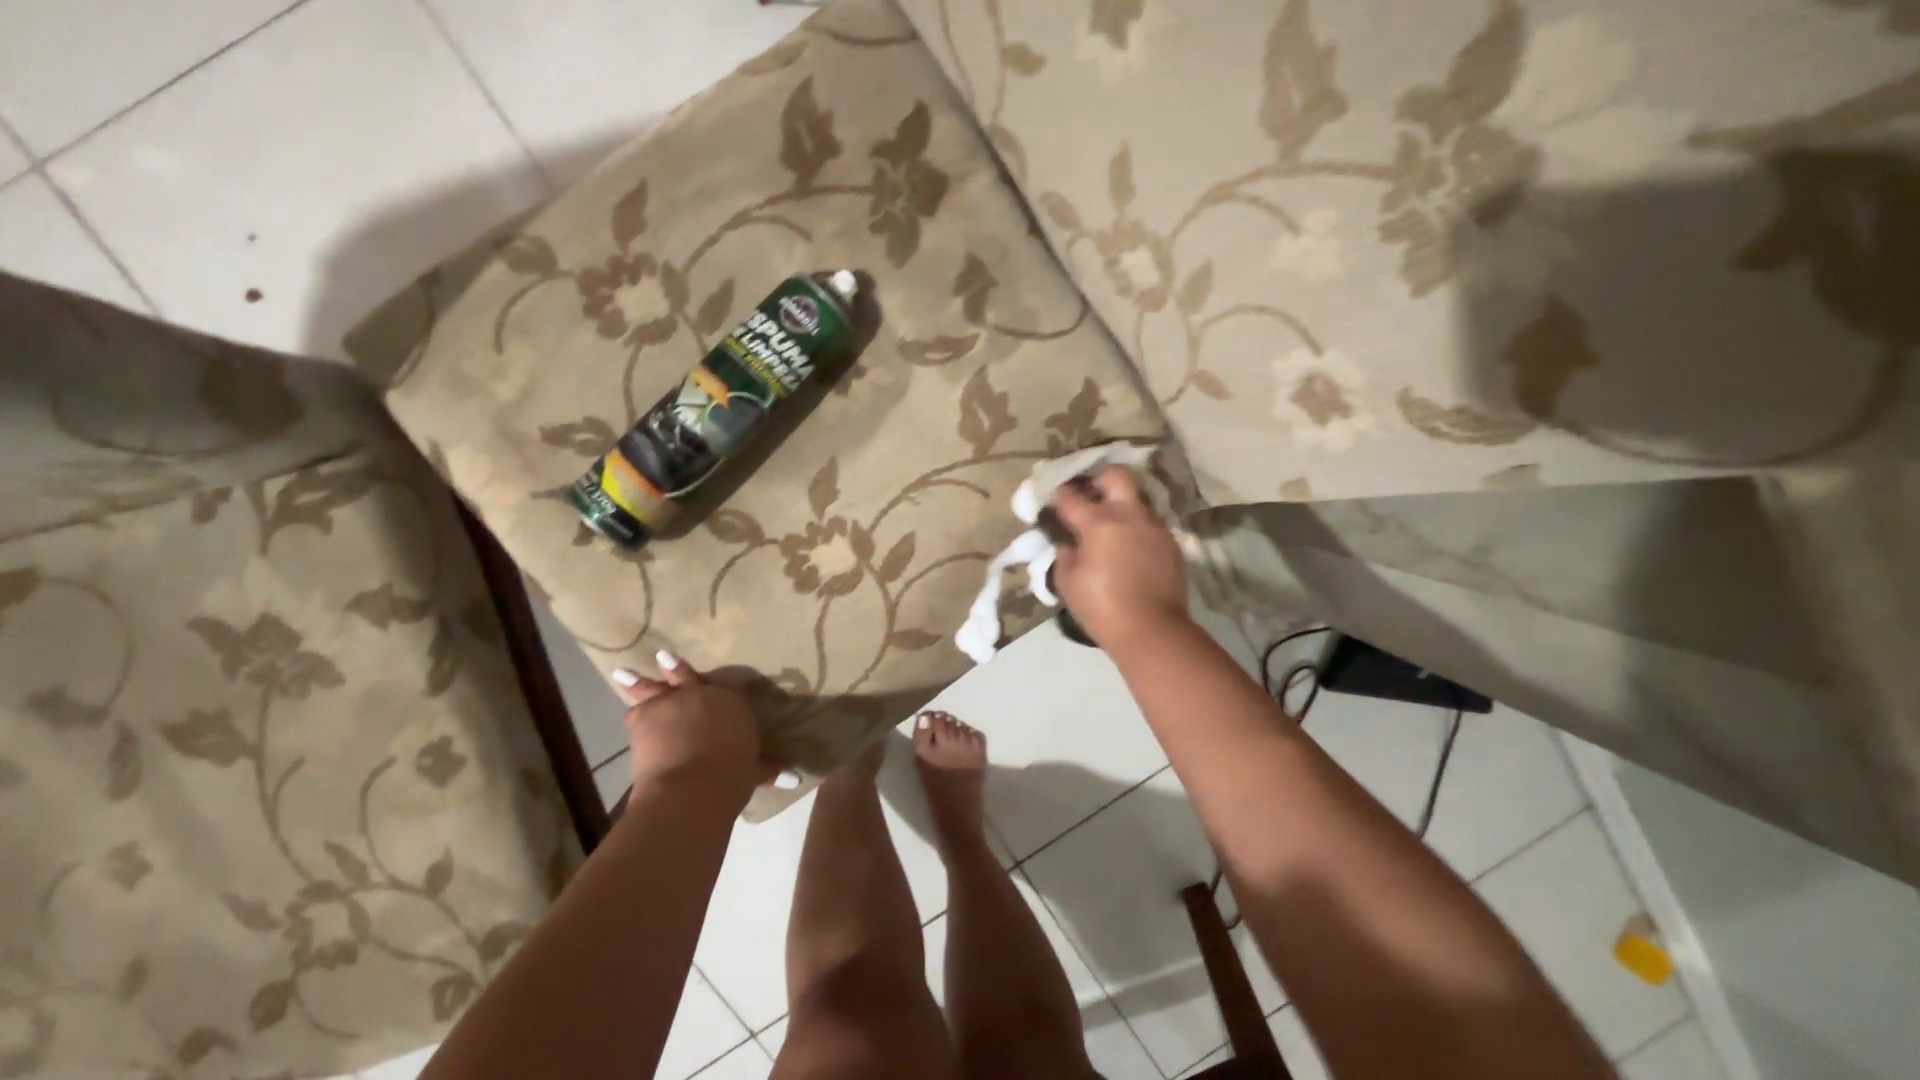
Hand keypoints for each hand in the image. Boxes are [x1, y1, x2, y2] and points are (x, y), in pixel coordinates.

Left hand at [614, 652, 777, 803]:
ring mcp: (672, 701)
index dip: (717, 697)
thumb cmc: (732, 777)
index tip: (711, 698)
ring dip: (641, 681)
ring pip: (654, 687)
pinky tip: (630, 709)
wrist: (692, 786)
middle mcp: (703, 694)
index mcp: (734, 704)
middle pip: (688, 679)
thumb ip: (767, 768)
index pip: (727, 693)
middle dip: (676, 671)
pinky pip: (637, 710)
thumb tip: (792, 778)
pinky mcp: (645, 713)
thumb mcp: (754, 772)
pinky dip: (636, 714)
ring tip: (624, 672)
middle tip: (663, 658)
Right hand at [1049, 465, 1190, 652]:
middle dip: (1100, 479)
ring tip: (1111, 529)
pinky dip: (1136, 530)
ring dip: (1121, 507)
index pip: (1071, 496)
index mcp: (1098, 522)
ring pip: (1137, 501)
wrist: (1152, 630)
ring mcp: (1154, 527)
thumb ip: (1064, 555)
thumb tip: (1067, 542)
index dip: (1059, 497)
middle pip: (1117, 475)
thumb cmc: (1101, 608)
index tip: (1055, 502)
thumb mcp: (1068, 583)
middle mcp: (1129, 515)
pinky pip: (1150, 525)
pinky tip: (1129, 550)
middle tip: (1090, 496)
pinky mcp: (1171, 543)